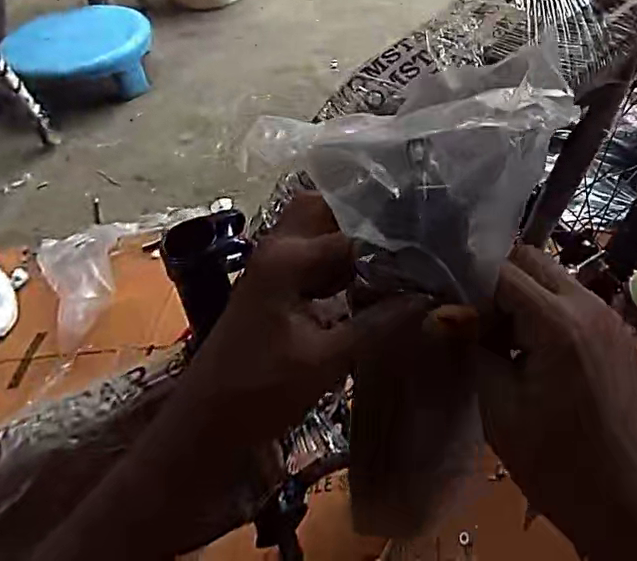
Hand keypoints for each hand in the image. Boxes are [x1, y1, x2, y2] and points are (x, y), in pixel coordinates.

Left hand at [30, 193, 426, 560]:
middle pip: (326, 209)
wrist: (204, 427)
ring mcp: (272, 263)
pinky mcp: (273, 283)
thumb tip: (430, 300)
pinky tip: (369, 278)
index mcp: (287, 256)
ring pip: (318, 230)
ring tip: (400, 251)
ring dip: (352, 237)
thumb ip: (379, 325)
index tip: (432, 243)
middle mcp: (278, 246)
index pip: (352, 233)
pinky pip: (311, 255)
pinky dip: (339, 259)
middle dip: (367, 216)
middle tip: (411, 234)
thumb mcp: (326, 360)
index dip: (394, 239)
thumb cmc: (260, 392)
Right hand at [476, 246, 636, 560]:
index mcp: (558, 323)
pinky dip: (543, 306)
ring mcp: (606, 316)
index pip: (501, 270)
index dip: (470, 283)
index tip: (450, 307)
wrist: (634, 510)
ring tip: (500, 335)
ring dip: (520, 291)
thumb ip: (472, 349)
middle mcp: (587, 305)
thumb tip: (444, 314)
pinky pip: (569, 297)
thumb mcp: (500, 410)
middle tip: (474, 316)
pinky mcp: (615, 332)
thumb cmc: (562, 468)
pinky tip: (529, 347)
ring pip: (550, 274)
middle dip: (496, 278)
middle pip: (530, 259)